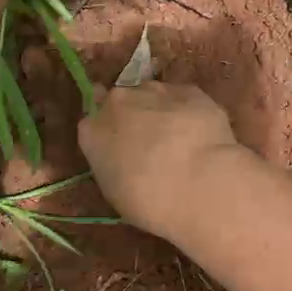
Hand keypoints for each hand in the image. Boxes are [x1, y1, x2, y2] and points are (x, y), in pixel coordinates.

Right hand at [77, 82, 258, 234]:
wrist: (199, 184)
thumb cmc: (149, 201)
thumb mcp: (115, 189)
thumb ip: (112, 161)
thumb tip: (122, 153)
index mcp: (92, 131)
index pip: (92, 124)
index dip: (108, 136)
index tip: (121, 150)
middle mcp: (118, 101)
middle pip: (121, 103)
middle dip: (133, 118)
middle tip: (151, 144)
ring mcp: (154, 91)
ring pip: (152, 96)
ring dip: (160, 111)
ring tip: (180, 139)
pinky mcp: (188, 90)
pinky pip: (182, 98)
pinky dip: (187, 111)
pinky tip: (200, 133)